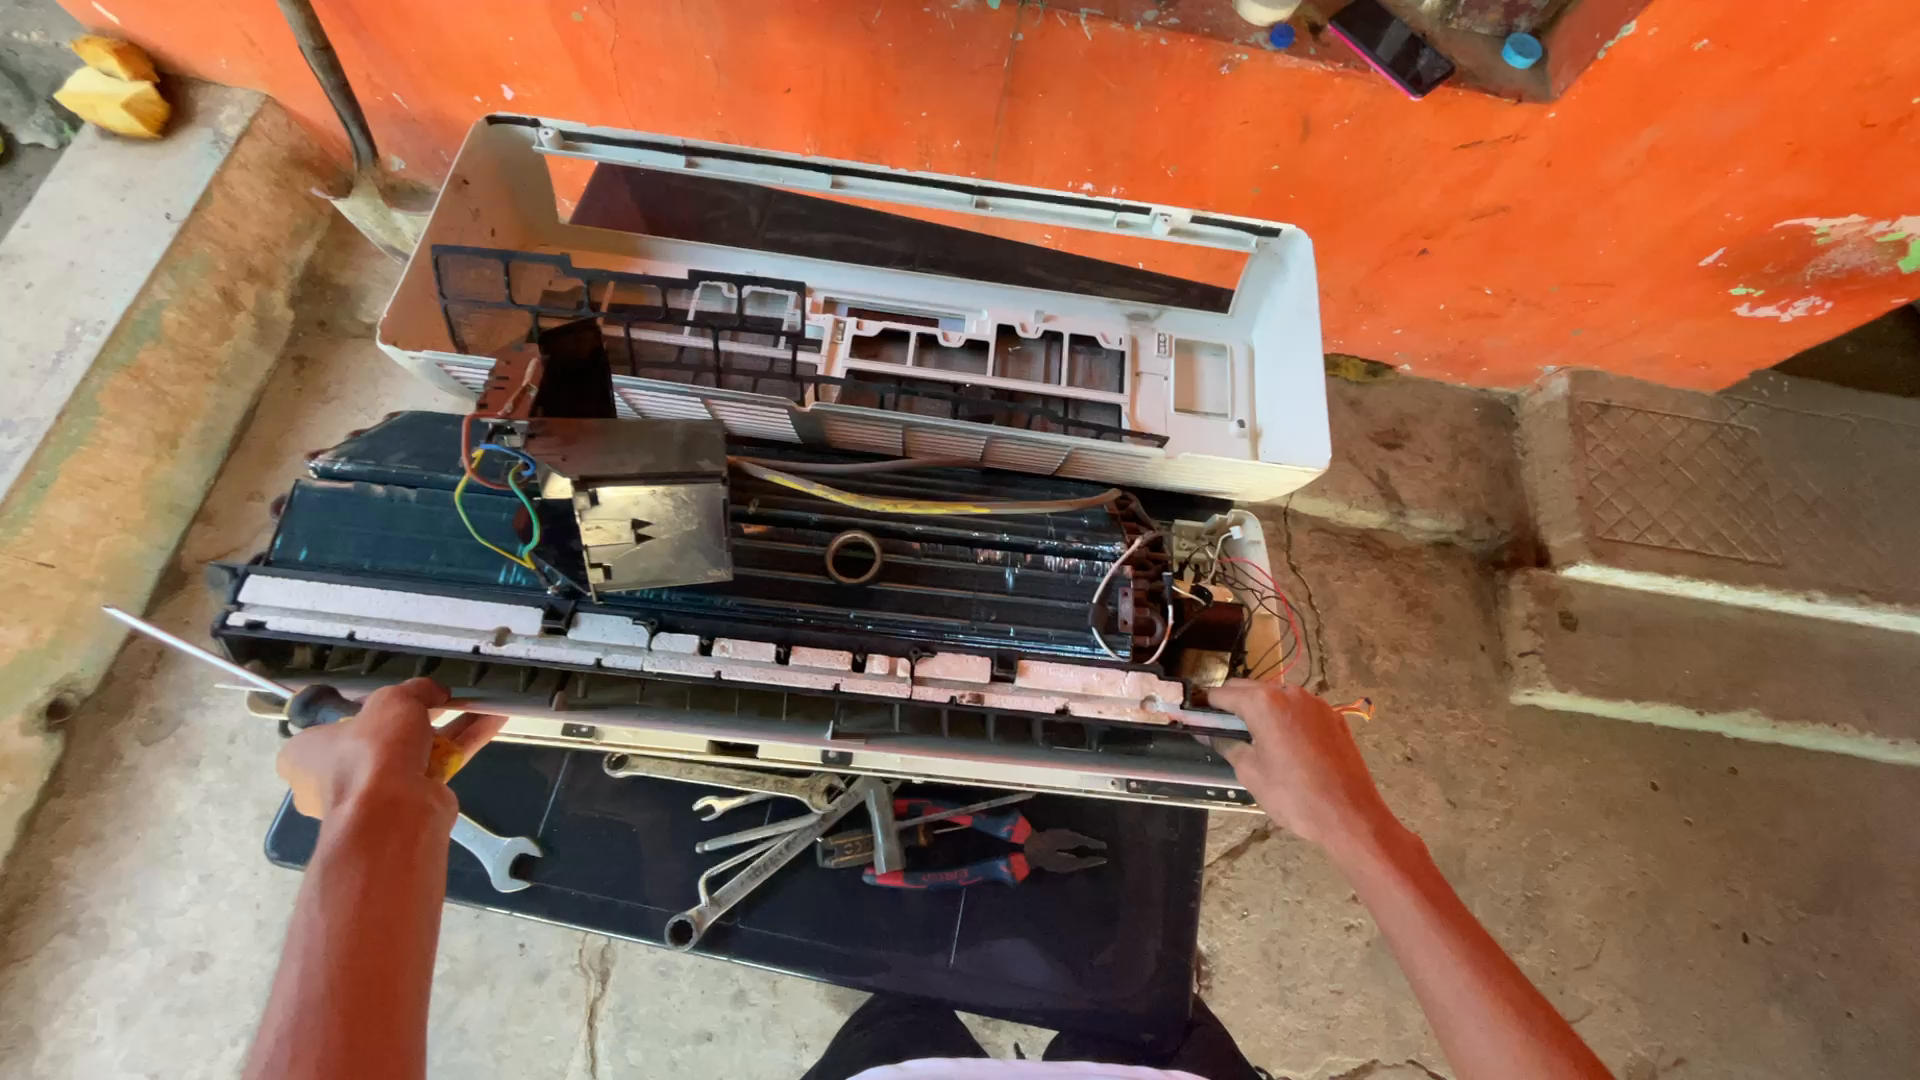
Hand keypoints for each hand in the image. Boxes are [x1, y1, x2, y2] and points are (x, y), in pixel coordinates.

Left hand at [275, 678, 507, 821]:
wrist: (393, 810)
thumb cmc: (372, 750)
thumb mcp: (392, 700)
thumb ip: (415, 690)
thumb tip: (436, 693)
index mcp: (306, 753)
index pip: (332, 725)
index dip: (367, 708)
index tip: (397, 697)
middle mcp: (334, 776)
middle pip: (383, 737)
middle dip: (423, 716)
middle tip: (447, 698)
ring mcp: (374, 792)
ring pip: (419, 750)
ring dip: (454, 726)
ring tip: (484, 704)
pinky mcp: (412, 800)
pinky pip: (441, 764)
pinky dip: (466, 743)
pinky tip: (495, 721)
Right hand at [1206, 680, 1398, 851]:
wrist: (1351, 816)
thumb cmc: (1293, 796)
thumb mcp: (1250, 772)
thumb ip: (1227, 745)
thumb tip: (1207, 734)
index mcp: (1263, 703)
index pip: (1222, 694)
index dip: (1205, 704)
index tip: (1195, 714)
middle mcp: (1288, 693)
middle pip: (1248, 688)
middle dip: (1232, 703)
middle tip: (1221, 728)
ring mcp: (1315, 703)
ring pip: (1276, 695)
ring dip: (1260, 707)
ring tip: (1255, 736)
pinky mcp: (1333, 716)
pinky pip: (1299, 708)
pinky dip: (1285, 716)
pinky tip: (1286, 742)